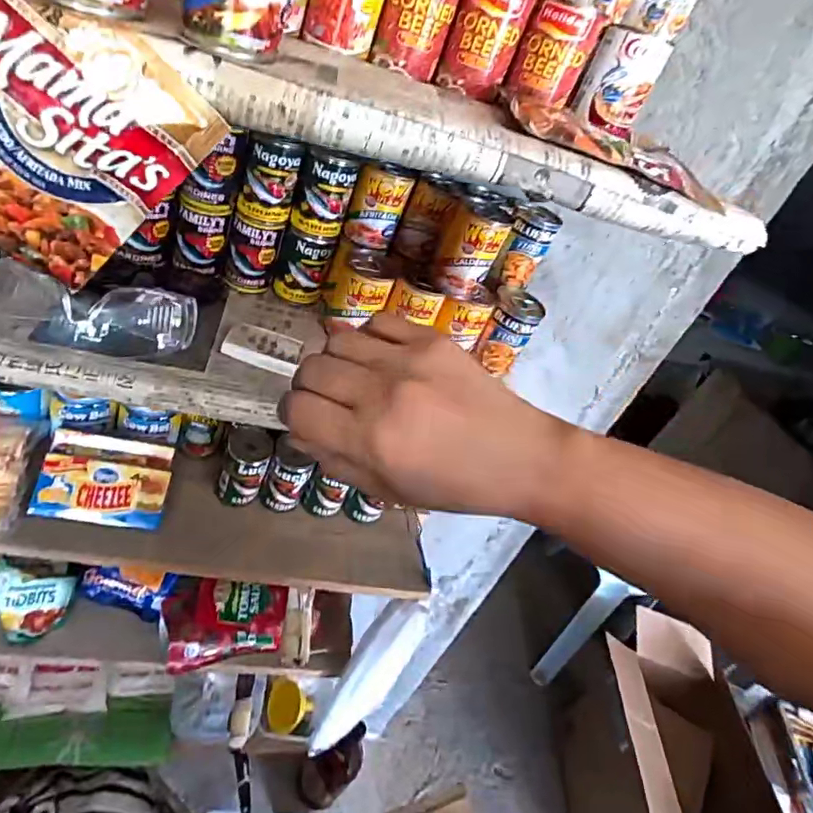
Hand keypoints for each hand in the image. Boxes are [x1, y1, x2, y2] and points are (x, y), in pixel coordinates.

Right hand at [279, 312, 575, 518]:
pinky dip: (368, 338)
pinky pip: (376, 322)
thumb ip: (335, 461)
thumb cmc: (453, 485)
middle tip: (329, 398)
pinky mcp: (431, 339)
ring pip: (336, 339)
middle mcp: (383, 395)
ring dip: (335, 359)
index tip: (306, 418)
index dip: (292, 413)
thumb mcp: (387, 490)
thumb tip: (299, 432)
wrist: (521, 456)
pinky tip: (381, 356)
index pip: (299, 409)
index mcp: (371, 442)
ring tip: (354, 374)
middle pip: (311, 370)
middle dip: (309, 386)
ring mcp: (408, 361)